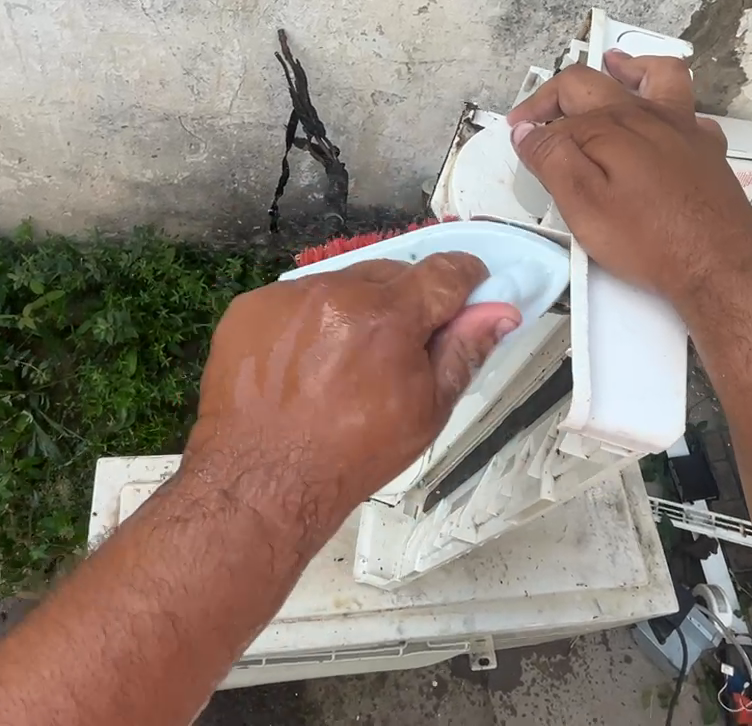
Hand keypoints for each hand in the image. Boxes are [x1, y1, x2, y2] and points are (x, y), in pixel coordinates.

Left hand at [181, 255, 519, 550]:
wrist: (262, 480)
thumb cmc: (352, 453)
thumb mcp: (426, 411)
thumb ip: (465, 352)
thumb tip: (500, 311)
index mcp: (388, 317)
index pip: (444, 271)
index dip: (465, 278)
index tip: (469, 290)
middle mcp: (337, 291)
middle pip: (392, 273)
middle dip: (406, 300)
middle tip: (398, 345)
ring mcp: (289, 295)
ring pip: (343, 281)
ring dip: (355, 306)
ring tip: (344, 359)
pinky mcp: (252, 305)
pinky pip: (297, 296)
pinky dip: (310, 318)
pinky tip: (304, 360)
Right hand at [506, 50, 751, 304]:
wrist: (720, 265)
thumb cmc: (646, 238)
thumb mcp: (582, 204)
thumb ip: (551, 159)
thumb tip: (526, 130)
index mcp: (610, 126)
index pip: (558, 114)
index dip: (531, 125)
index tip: (515, 141)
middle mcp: (646, 115)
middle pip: (595, 84)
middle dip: (559, 93)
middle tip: (538, 116)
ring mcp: (683, 128)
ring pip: (657, 75)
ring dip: (628, 67)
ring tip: (612, 66)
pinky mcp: (708, 150)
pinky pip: (688, 111)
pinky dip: (668, 106)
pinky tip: (660, 122)